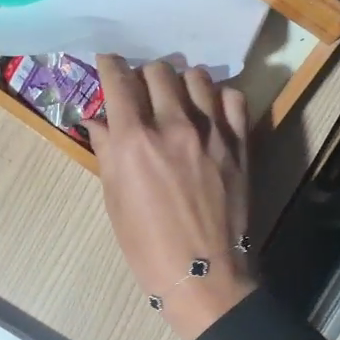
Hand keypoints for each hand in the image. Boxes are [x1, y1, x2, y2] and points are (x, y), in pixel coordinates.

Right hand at [87, 56, 257, 339]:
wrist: (203, 274)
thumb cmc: (147, 245)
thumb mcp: (114, 201)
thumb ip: (107, 152)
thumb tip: (99, 122)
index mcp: (134, 140)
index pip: (118, 80)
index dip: (110, 66)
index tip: (108, 64)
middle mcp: (172, 125)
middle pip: (158, 71)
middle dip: (144, 74)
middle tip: (141, 89)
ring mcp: (211, 132)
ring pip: (196, 77)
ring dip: (181, 82)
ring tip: (176, 97)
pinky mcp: (240, 144)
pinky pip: (232, 98)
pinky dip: (217, 97)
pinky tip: (209, 111)